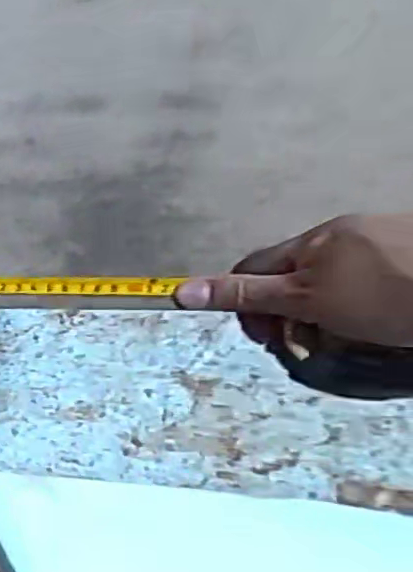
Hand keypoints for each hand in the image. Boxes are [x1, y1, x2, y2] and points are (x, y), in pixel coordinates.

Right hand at [174, 214, 412, 347]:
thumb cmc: (394, 295)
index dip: (247, 302)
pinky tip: (396, 317)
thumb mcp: (309, 301)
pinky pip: (388, 277)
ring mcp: (401, 239)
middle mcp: (355, 230)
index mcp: (318, 238)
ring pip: (345, 277)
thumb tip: (179, 292)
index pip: (255, 267)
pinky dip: (382, 300)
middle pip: (301, 272)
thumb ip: (245, 295)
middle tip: (310, 341)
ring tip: (358, 333)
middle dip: (296, 307)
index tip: (265, 336)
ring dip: (338, 306)